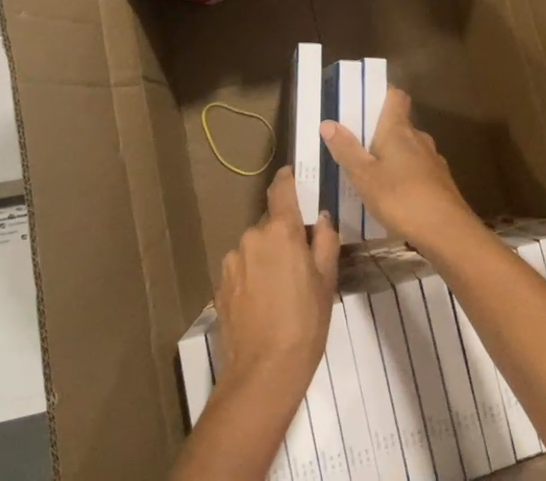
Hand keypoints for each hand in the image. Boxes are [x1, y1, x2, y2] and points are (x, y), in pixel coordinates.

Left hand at [214, 167, 339, 389]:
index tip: (292, 175)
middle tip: (301, 262)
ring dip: (267, 258)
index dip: (287, 179)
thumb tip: (320, 218)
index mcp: (280, 231)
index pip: (281, 190)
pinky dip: (253, 277)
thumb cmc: (305, 322)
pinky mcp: (220, 285)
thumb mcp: (326, 280)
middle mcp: (251, 238)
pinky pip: (242, 269)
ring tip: (282, 290)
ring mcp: (232, 262)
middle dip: (283, 236)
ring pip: (254, 248)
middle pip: (270, 225)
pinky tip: (264, 304)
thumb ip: (324, 241)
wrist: (264, 370)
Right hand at [321, 86, 480, 250]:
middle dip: (378, 130)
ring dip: (390, 154)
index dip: (381, 93)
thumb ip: (346, 149)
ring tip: (368, 170)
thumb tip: (328, 122)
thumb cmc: (401, 198)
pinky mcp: (439, 181)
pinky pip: (416, 169)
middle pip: (398, 123)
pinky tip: (391, 193)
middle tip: (353, 142)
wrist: (447, 231)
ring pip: (408, 148)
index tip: (361, 101)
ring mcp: (432, 160)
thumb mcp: (364, 176)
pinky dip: (403, 174)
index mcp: (399, 130)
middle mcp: (419, 138)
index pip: (395, 96)